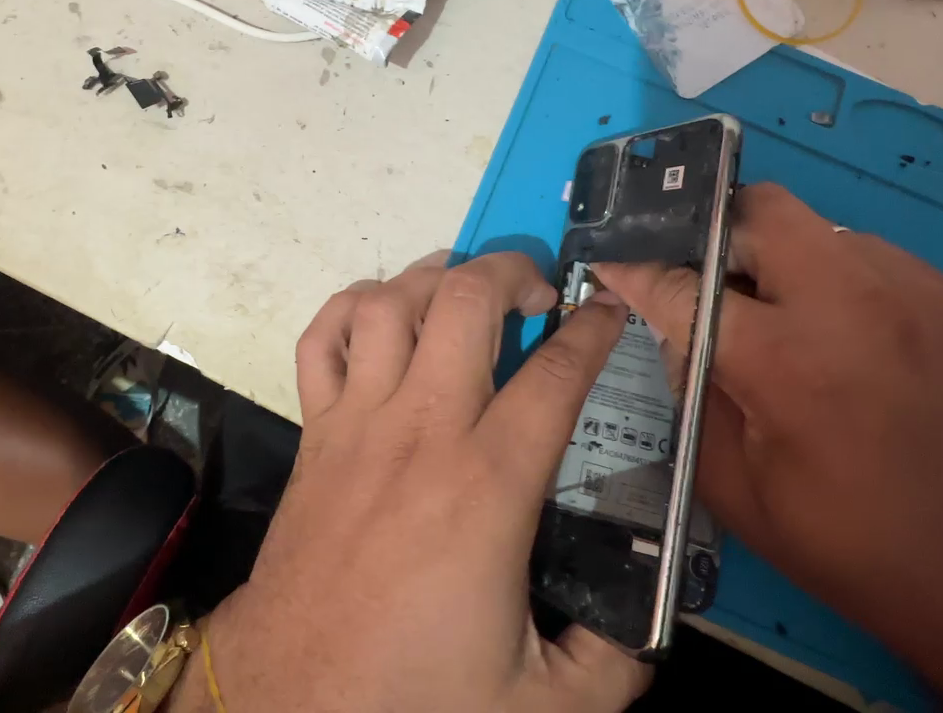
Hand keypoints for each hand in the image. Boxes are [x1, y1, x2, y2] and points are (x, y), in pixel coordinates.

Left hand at [177, 253, 651, 712]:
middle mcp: (422, 429)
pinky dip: (350, 308)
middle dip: (509, 272)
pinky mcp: (314, 431)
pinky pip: (320, 339)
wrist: (295, 701)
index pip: (554, 376)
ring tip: (462, 287)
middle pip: (464, 303)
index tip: (610, 312)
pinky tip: (380, 313)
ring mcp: (358, 421)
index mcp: (489, 484)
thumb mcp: (545, 703)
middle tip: (537, 290)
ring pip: (388, 304)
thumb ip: (613, 663)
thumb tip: (647, 630)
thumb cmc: (415, 692)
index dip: (592, 332)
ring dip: (431, 277)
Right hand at [594, 184, 942, 712]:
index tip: (614, 263)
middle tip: (713, 285)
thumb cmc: (854, 546)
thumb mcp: (736, 487)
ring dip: (782, 261)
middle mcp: (851, 302)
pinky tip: (851, 343)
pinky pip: (872, 260)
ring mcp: (915, 292)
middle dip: (717, 234)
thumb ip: (693, 390)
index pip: (683, 283)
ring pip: (818, 229)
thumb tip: (678, 328)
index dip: (636, 270)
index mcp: (785, 358)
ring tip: (789, 323)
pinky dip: (839, 283)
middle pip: (760, 209)